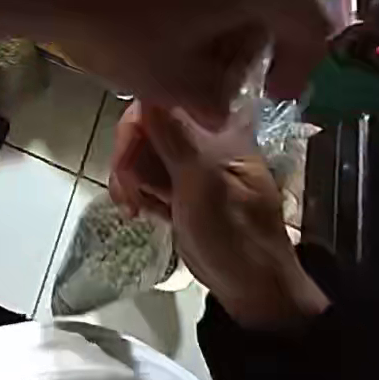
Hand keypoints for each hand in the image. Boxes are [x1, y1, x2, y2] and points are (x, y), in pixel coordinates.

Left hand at [22, 0, 330, 122]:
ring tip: (192, 60)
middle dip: (256, 50)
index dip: (296, 71)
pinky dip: (209, 3)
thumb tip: (220, 110)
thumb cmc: (123, 29)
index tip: (269, 97)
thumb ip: (214, 102)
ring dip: (231, 28)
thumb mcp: (175, 81)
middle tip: (222, 83)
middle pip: (278, 4)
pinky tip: (173, 28)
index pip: (309, 28)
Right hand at [109, 101, 327, 330]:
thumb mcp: (205, 182)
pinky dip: (135, 190)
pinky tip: (135, 210)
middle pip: (147, 123)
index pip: (165, 97)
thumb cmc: (236, 234)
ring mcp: (191, 160)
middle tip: (127, 191)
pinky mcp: (179, 184)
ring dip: (128, 177)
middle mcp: (203, 134)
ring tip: (131, 206)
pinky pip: (145, 173)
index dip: (138, 122)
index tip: (127, 154)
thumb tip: (148, 89)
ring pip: (141, 149)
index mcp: (218, 124)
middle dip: (129, 156)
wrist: (252, 290)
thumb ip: (176, 135)